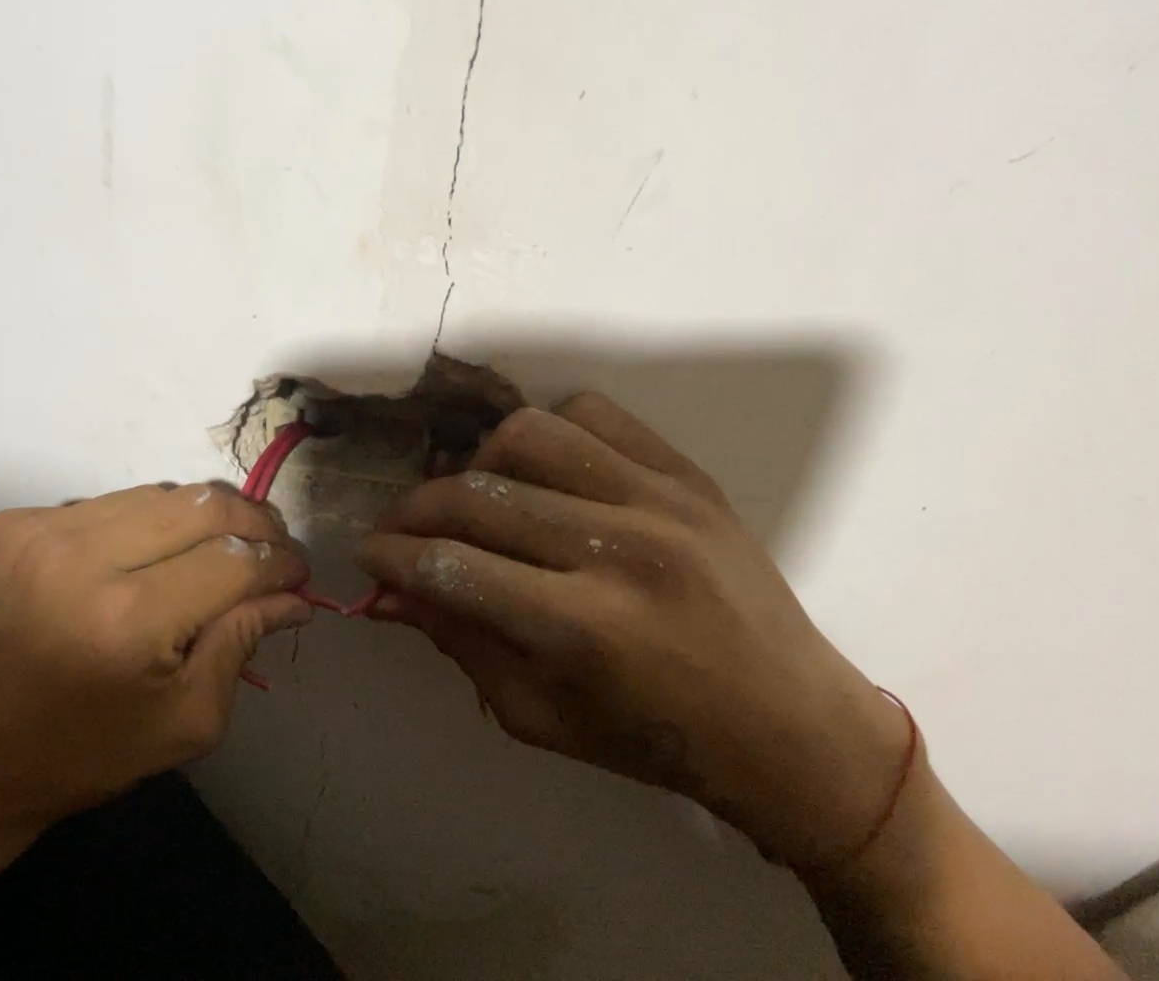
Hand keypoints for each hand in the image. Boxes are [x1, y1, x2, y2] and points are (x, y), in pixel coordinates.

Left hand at [0, 482, 309, 847]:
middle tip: (275, 548)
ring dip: (201, 516)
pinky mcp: (12, 523)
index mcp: (128, 620)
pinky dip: (143, 523)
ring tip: (224, 544)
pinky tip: (151, 555)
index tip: (299, 573)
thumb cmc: (82, 755)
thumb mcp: (184, 722)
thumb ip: (242, 644)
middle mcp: (81, 556)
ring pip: (155, 493)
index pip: (233, 559)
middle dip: (253, 521)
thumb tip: (293, 595)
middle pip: (200, 505)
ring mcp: (39, 530)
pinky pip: (106, 504)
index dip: (279, 562)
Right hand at [356, 395, 908, 870]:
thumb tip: (387, 593)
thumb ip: (458, 643)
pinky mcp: (688, 476)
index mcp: (582, 628)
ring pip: (525, 436)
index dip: (391, 558)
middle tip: (396, 532)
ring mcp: (661, 500)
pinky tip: (538, 476)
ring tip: (470, 500)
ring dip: (474, 465)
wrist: (790, 727)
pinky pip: (593, 417)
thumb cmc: (654, 740)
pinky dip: (546, 436)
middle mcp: (618, 550)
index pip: (449, 566)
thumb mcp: (536, 715)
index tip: (368, 558)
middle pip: (475, 496)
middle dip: (411, 512)